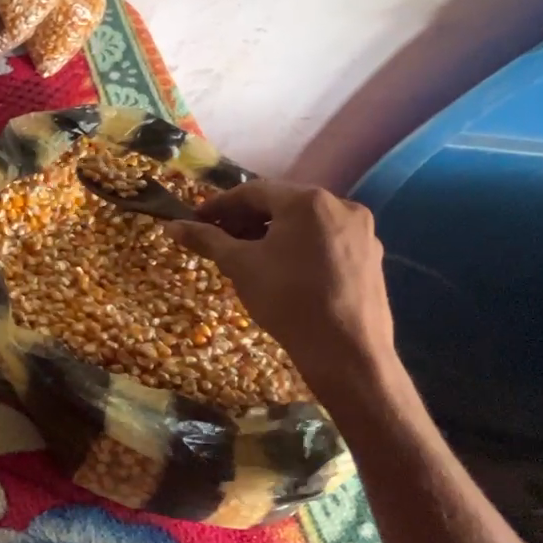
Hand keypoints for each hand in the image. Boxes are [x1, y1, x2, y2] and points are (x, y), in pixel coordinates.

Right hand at [163, 179, 393, 396]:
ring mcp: (362, 232)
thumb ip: (205, 238)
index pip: (252, 191)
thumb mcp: (238, 264)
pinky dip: (296, 244)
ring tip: (245, 253)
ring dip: (269, 231)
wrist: (346, 350)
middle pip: (280, 203)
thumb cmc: (287, 297)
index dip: (218, 205)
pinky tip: (279, 267)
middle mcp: (340, 206)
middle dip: (244, 218)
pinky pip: (324, 238)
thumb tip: (171, 225)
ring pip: (303, 221)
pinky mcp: (371, 256)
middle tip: (217, 237)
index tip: (195, 221)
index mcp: (307, 202)